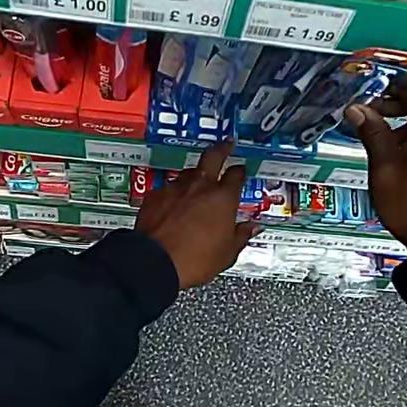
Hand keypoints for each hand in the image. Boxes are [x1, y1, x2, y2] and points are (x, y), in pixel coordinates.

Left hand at [135, 141, 260, 289]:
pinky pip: (168, 188)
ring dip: (195, 176)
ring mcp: (175, 188)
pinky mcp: (155, 195)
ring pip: (188, 172)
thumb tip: (252, 227)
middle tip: (227, 144)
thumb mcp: (227, 253)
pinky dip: (174, 193)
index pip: (236, 175)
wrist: (155, 262)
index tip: (241, 171)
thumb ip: (241, 236)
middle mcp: (200, 187)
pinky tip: (173, 204)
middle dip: (222, 148)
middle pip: (213, 156)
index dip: (240, 171)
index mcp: (223, 199)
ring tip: (197, 184)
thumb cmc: (195, 260)